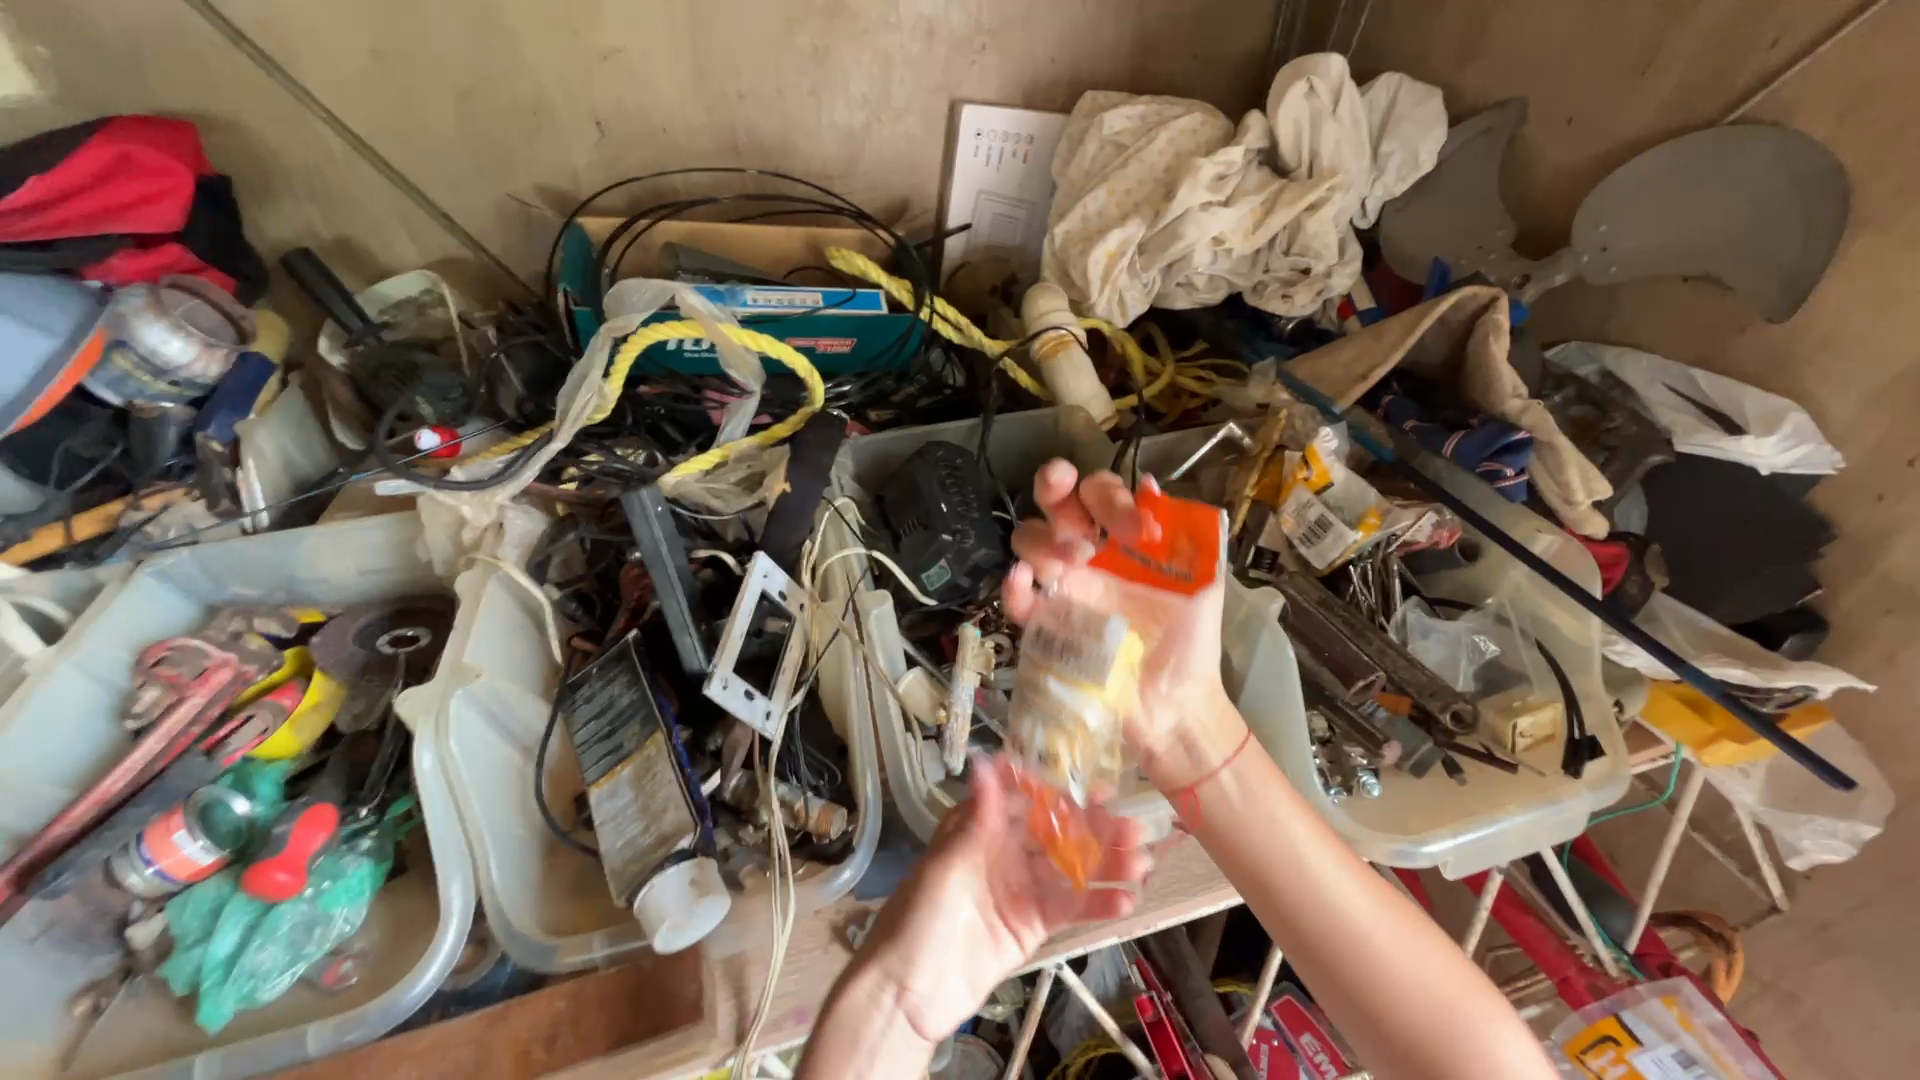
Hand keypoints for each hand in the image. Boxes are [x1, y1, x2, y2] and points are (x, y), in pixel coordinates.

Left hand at [852, 755, 1149, 1042]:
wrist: (906, 990)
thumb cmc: (918, 915)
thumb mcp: (947, 862)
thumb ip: (978, 816)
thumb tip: (985, 761)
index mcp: (979, 830)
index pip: (1026, 801)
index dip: (1060, 791)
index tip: (1096, 784)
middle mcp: (1003, 853)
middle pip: (1056, 835)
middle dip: (1095, 828)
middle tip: (1135, 825)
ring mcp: (1020, 889)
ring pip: (1070, 870)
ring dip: (1107, 864)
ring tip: (1142, 861)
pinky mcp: (1031, 925)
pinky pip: (1068, 909)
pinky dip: (1097, 904)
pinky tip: (1125, 899)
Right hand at [1002, 460, 1237, 784]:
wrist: (1175, 702)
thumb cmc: (1190, 638)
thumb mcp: (1203, 580)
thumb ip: (1185, 533)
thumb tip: (1151, 485)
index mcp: (1121, 538)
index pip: (1100, 492)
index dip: (1111, 498)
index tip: (1138, 531)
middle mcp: (1087, 552)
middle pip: (1054, 501)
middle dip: (1054, 485)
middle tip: (1073, 508)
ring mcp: (1063, 586)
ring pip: (1028, 540)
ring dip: (1044, 539)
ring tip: (1074, 560)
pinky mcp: (1047, 625)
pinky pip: (1017, 600)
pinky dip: (1014, 587)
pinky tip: (1026, 582)